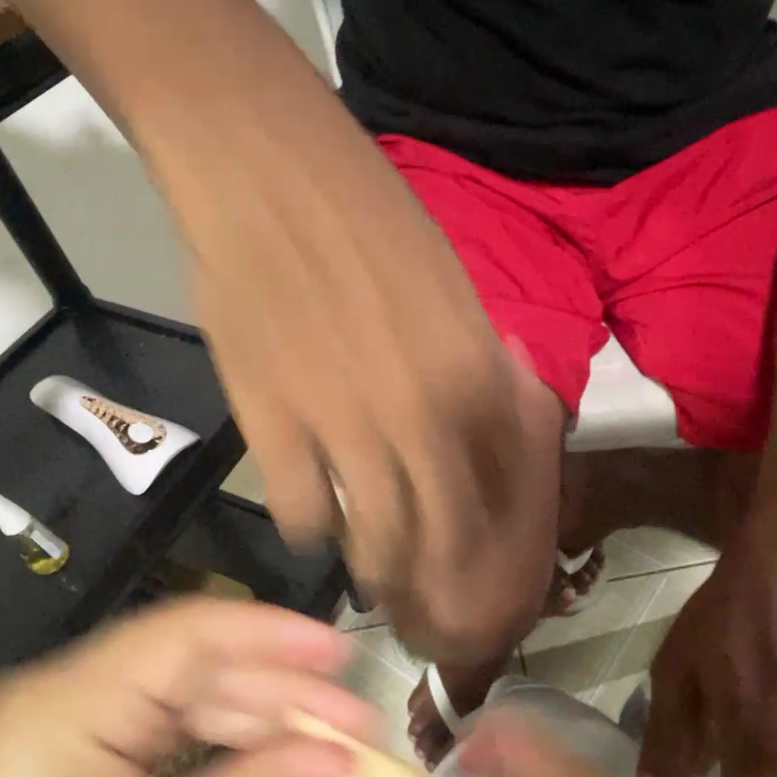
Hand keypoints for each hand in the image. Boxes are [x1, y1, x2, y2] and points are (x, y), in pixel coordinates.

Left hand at [0, 599, 377, 776]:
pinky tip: (272, 766)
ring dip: (256, 727)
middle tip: (356, 724)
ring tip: (332, 751)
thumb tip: (347, 763)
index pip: (188, 634)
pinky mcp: (68, 772)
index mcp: (65, 701)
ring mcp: (62, 735)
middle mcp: (61, 698)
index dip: (273, 635)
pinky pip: (158, 742)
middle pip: (192, 671)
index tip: (341, 652)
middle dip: (278, 695)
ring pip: (180, 707)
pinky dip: (217, 755)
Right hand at [192, 172, 543, 631]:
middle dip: (435, 580)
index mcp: (477, 379)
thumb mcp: (452, 296)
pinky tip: (308, 525)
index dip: (488, 539)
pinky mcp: (274, 428)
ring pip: (376, 540)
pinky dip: (308, 530)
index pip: (502, 493)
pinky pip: (302, 514)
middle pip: (443, 535)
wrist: (274, 180)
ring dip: (375, 571)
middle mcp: (424, 418)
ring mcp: (348, 428)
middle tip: (421, 596)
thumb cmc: (371, 222)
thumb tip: (470, 433)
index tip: (473, 558)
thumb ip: (470, 373)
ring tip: (368, 579)